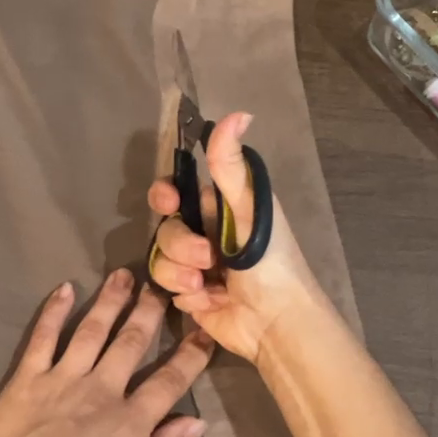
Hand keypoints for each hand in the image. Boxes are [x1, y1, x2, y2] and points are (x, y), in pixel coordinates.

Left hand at [0, 269, 214, 436]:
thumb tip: (196, 420)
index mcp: (130, 423)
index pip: (169, 381)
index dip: (190, 355)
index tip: (204, 331)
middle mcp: (100, 390)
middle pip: (131, 342)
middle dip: (149, 312)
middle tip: (162, 285)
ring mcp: (62, 379)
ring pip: (92, 329)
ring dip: (110, 300)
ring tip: (123, 275)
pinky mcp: (27, 378)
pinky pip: (44, 336)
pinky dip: (54, 310)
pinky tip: (64, 289)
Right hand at [147, 111, 329, 364]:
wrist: (276, 324)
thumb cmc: (271, 261)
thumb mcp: (252, 208)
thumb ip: (232, 165)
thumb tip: (239, 112)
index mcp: (220, 206)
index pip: (176, 189)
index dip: (164, 195)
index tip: (168, 202)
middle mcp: (204, 231)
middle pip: (165, 225)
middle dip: (180, 244)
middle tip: (206, 257)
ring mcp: (193, 264)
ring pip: (161, 257)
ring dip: (181, 272)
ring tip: (208, 285)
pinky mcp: (188, 293)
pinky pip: (165, 285)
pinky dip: (187, 294)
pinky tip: (209, 301)